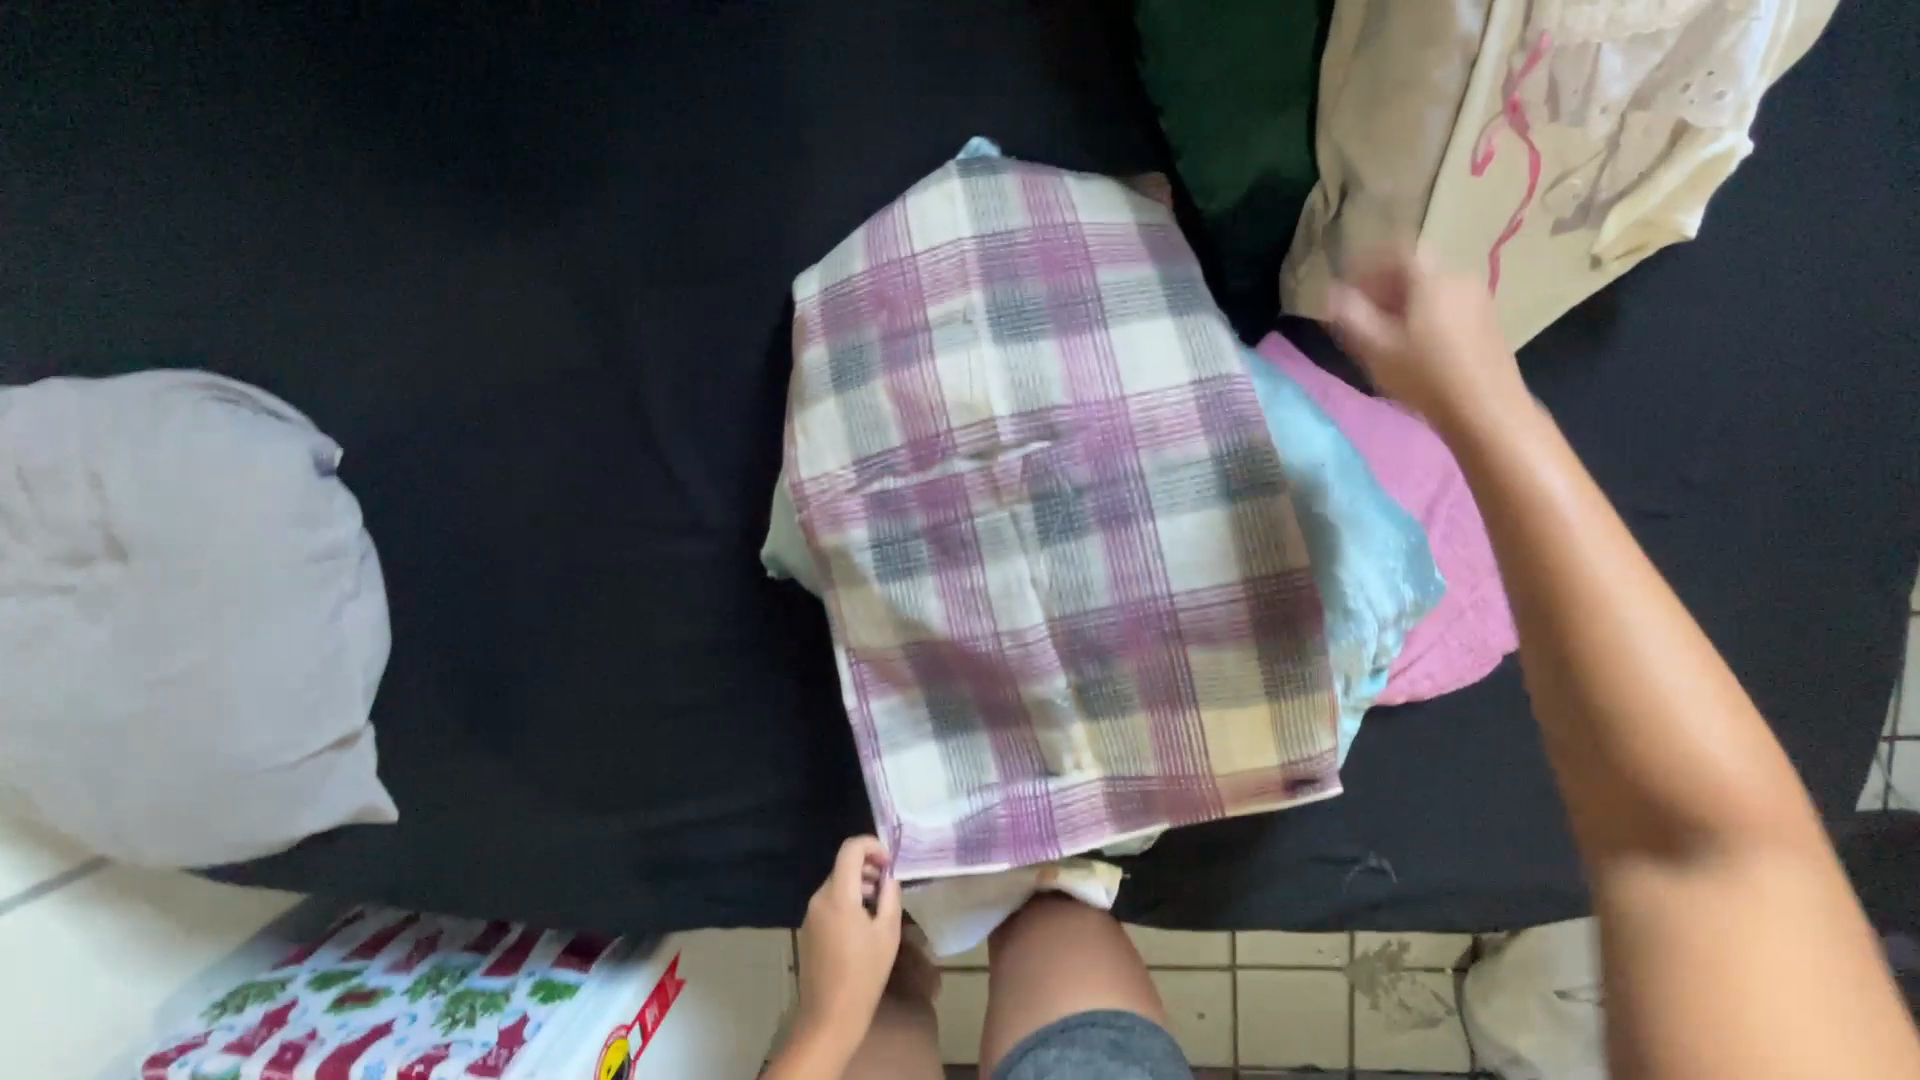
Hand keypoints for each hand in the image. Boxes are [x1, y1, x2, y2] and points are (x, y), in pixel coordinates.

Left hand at [794, 836, 902, 1048]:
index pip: (850, 849)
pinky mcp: (807, 930)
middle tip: (888, 889)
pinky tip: (861, 927)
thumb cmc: (864, 975)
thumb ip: (890, 897)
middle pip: (843, 867)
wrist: (829, 1017)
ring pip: (836, 886)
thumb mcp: (887, 933)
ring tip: (879, 909)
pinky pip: (829, 904)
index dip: (872, 847)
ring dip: (858, 887)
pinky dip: (847, 903)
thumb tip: (888, 879)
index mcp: (838, 895)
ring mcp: (810, 915)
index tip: (889, 865)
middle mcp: (819, 899)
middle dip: (868, 870)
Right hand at [1325, 248, 1528, 433]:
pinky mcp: (1485, 321)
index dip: (1367, 263)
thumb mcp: (1376, 348)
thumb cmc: (1424, 376)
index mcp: (1431, 279)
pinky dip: (1422, 312)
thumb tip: (1332, 293)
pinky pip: (1446, 304)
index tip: (1346, 284)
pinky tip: (1410, 342)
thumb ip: (1350, 315)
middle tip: (1357, 311)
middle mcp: (1458, 279)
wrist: (1485, 408)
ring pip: (1430, 288)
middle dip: (1382, 286)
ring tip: (1380, 331)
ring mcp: (1477, 299)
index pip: (1397, 251)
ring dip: (1401, 302)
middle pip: (1414, 270)